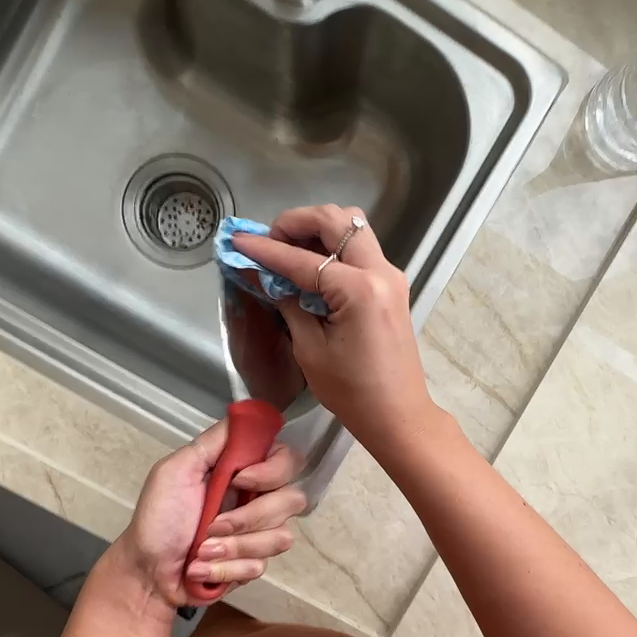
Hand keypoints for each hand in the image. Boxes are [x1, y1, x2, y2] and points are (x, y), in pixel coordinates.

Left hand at [107, 418, 307, 606]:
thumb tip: (248, 414)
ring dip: (233, 547)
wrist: (146, 572)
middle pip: (293, 500)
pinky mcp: (254, 565)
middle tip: (212, 527)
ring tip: (201, 552)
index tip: (241, 481)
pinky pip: (260, 566)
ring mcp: (260, 534)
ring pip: (280, 537)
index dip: (273, 471)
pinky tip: (202, 570)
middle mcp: (259, 499)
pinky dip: (225, 569)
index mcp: (244, 472)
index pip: (288, 459)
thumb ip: (213, 442)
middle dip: (248, 519)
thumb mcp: (176, 470)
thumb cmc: (158, 518)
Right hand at [233, 204, 440, 453]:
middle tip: (271, 242)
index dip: (266, 250)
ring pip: (353, 228)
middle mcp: (381, 273)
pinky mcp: (392, 287)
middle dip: (298, 222)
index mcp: (360, 290)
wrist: (398, 415)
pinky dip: (334, 248)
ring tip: (288, 252)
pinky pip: (361, 250)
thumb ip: (289, 304)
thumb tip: (264, 276)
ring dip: (318, 231)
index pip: (303, 259)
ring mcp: (391, 277)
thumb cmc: (353, 393)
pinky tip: (310, 268)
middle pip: (337, 220)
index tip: (239, 241)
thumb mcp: (311, 350)